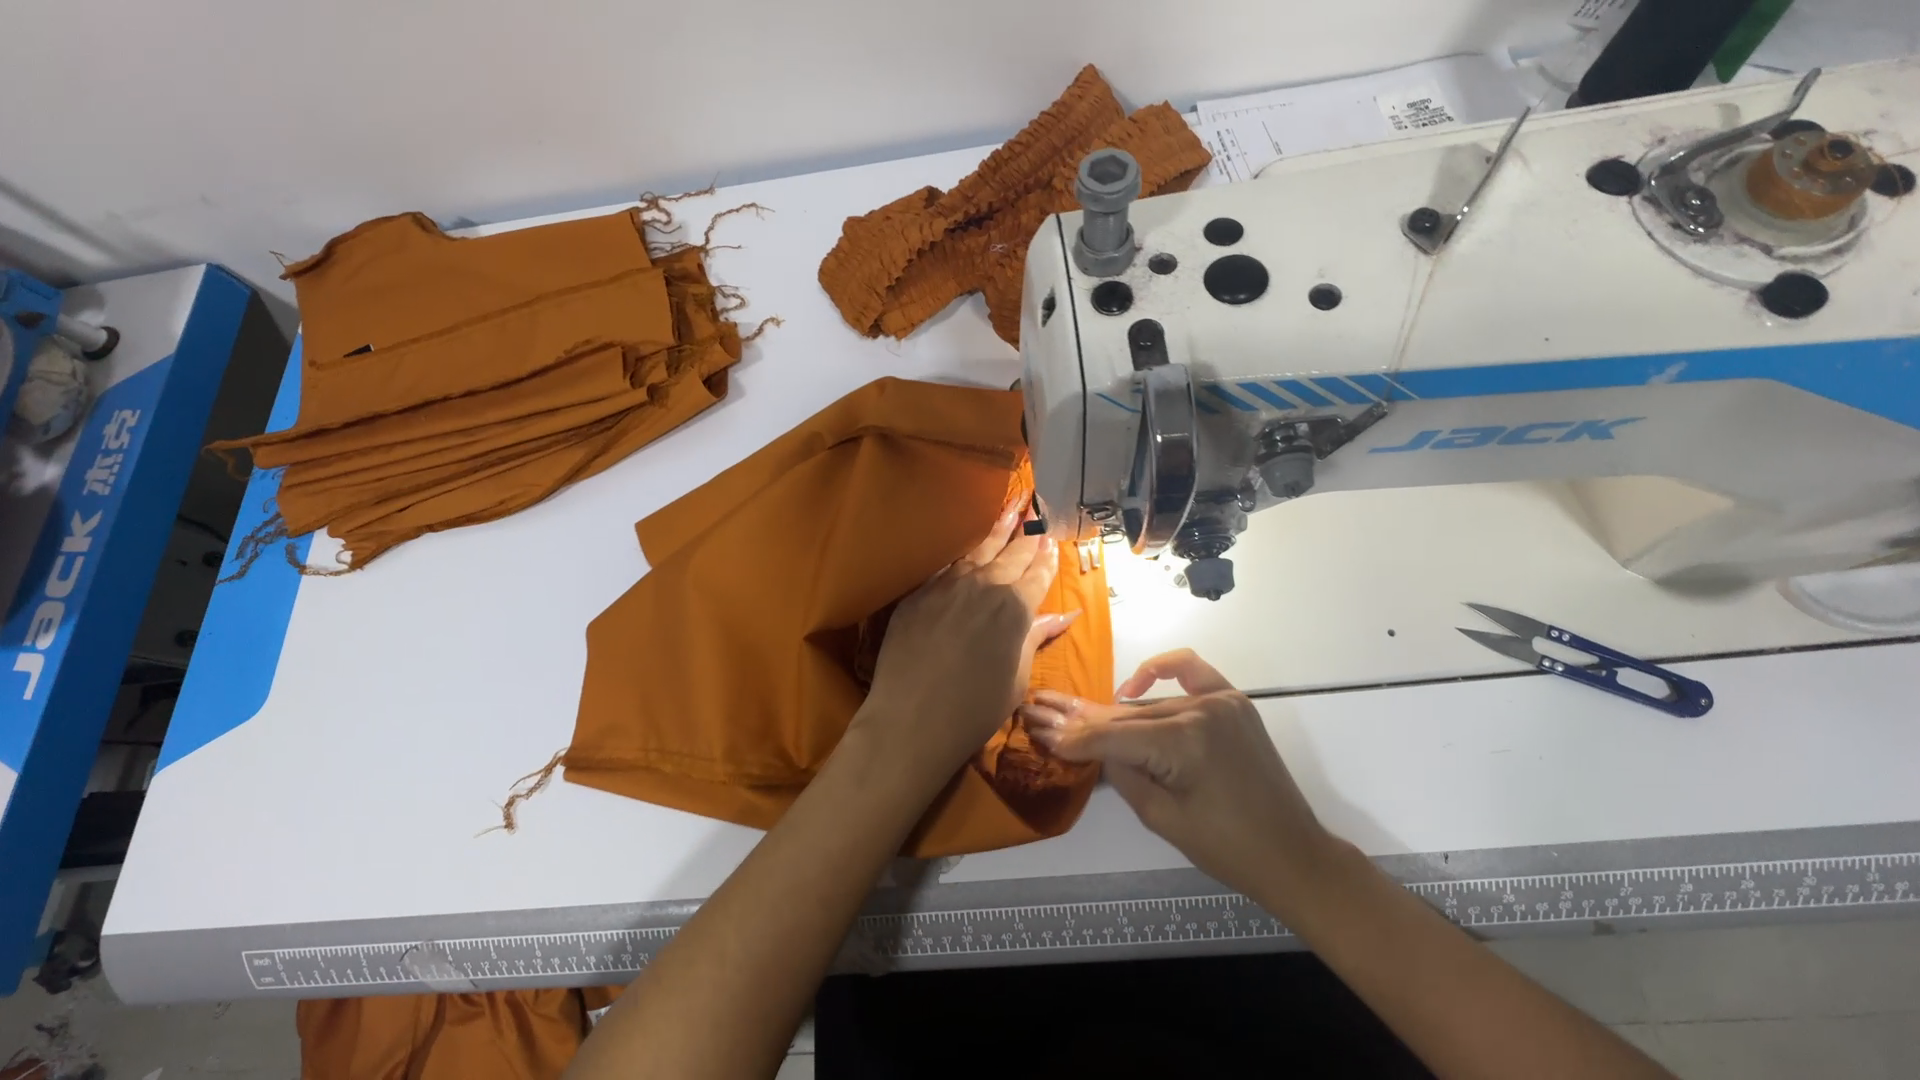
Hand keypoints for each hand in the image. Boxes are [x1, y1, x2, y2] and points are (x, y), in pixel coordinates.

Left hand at [858, 495, 1076, 772]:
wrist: (912, 718)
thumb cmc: (975, 709)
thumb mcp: (1017, 677)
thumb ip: (1034, 637)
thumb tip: (1064, 615)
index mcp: (1015, 608)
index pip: (1037, 574)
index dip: (1047, 558)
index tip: (1052, 542)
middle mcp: (984, 586)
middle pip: (1011, 554)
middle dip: (1026, 535)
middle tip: (1035, 512)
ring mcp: (947, 585)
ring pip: (977, 549)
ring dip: (996, 529)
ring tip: (1010, 507)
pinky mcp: (918, 593)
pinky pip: (945, 565)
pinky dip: (962, 551)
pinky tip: (967, 544)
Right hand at [1020, 650, 1336, 899]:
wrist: (1291, 852)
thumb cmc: (1226, 848)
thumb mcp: (1161, 817)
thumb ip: (1123, 773)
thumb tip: (1097, 748)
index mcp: (1184, 741)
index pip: (1114, 735)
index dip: (1074, 737)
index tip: (1038, 732)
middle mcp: (1201, 710)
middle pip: (1129, 716)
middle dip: (1084, 722)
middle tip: (1042, 714)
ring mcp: (1221, 702)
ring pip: (1153, 704)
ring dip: (1117, 713)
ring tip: (1076, 712)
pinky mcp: (1234, 703)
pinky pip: (1192, 672)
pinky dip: (1163, 669)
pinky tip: (1135, 682)